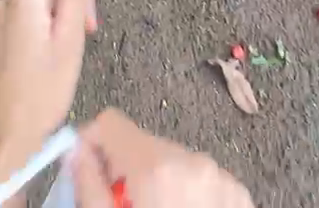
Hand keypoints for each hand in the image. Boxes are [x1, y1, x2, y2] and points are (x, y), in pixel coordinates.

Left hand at [0, 0, 108, 202]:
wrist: (14, 128)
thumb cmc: (47, 88)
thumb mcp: (70, 37)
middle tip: (93, 26)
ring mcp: (3, 9)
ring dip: (68, 4)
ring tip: (80, 37)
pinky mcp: (4, 23)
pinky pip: (35, 3)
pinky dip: (54, 14)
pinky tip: (62, 41)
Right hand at [68, 109, 253, 207]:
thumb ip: (89, 186)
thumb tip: (77, 151)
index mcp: (156, 168)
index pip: (110, 123)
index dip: (93, 146)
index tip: (89, 172)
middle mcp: (193, 162)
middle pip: (142, 144)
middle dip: (127, 172)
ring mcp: (222, 178)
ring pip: (172, 161)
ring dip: (159, 183)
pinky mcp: (241, 196)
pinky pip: (201, 179)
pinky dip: (187, 195)